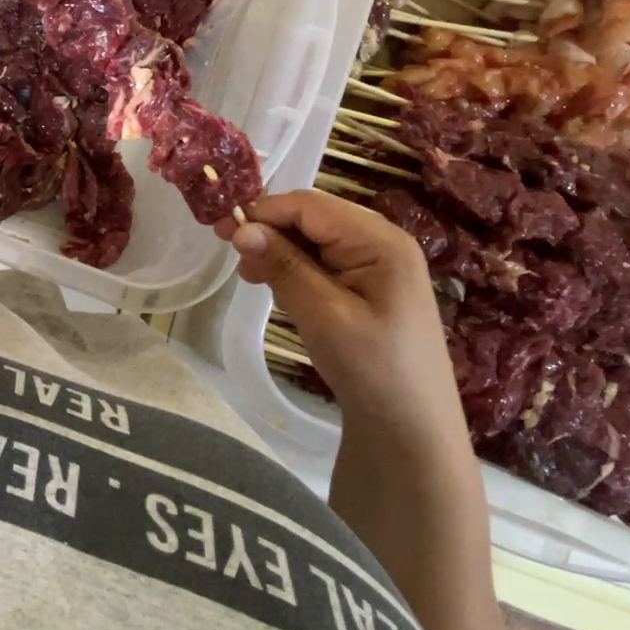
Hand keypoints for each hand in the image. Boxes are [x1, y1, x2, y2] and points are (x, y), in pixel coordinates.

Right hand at [216, 190, 467, 447]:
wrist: (409, 424)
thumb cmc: (371, 367)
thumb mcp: (322, 314)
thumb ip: (283, 266)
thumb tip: (241, 228)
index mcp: (380, 242)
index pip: (309, 205)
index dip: (263, 211)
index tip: (220, 231)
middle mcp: (381, 242)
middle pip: (311, 215)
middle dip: (268, 228)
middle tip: (229, 251)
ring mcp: (376, 263)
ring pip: (312, 236)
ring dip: (276, 247)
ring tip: (250, 275)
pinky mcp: (367, 284)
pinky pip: (320, 258)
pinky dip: (291, 265)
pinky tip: (275, 285)